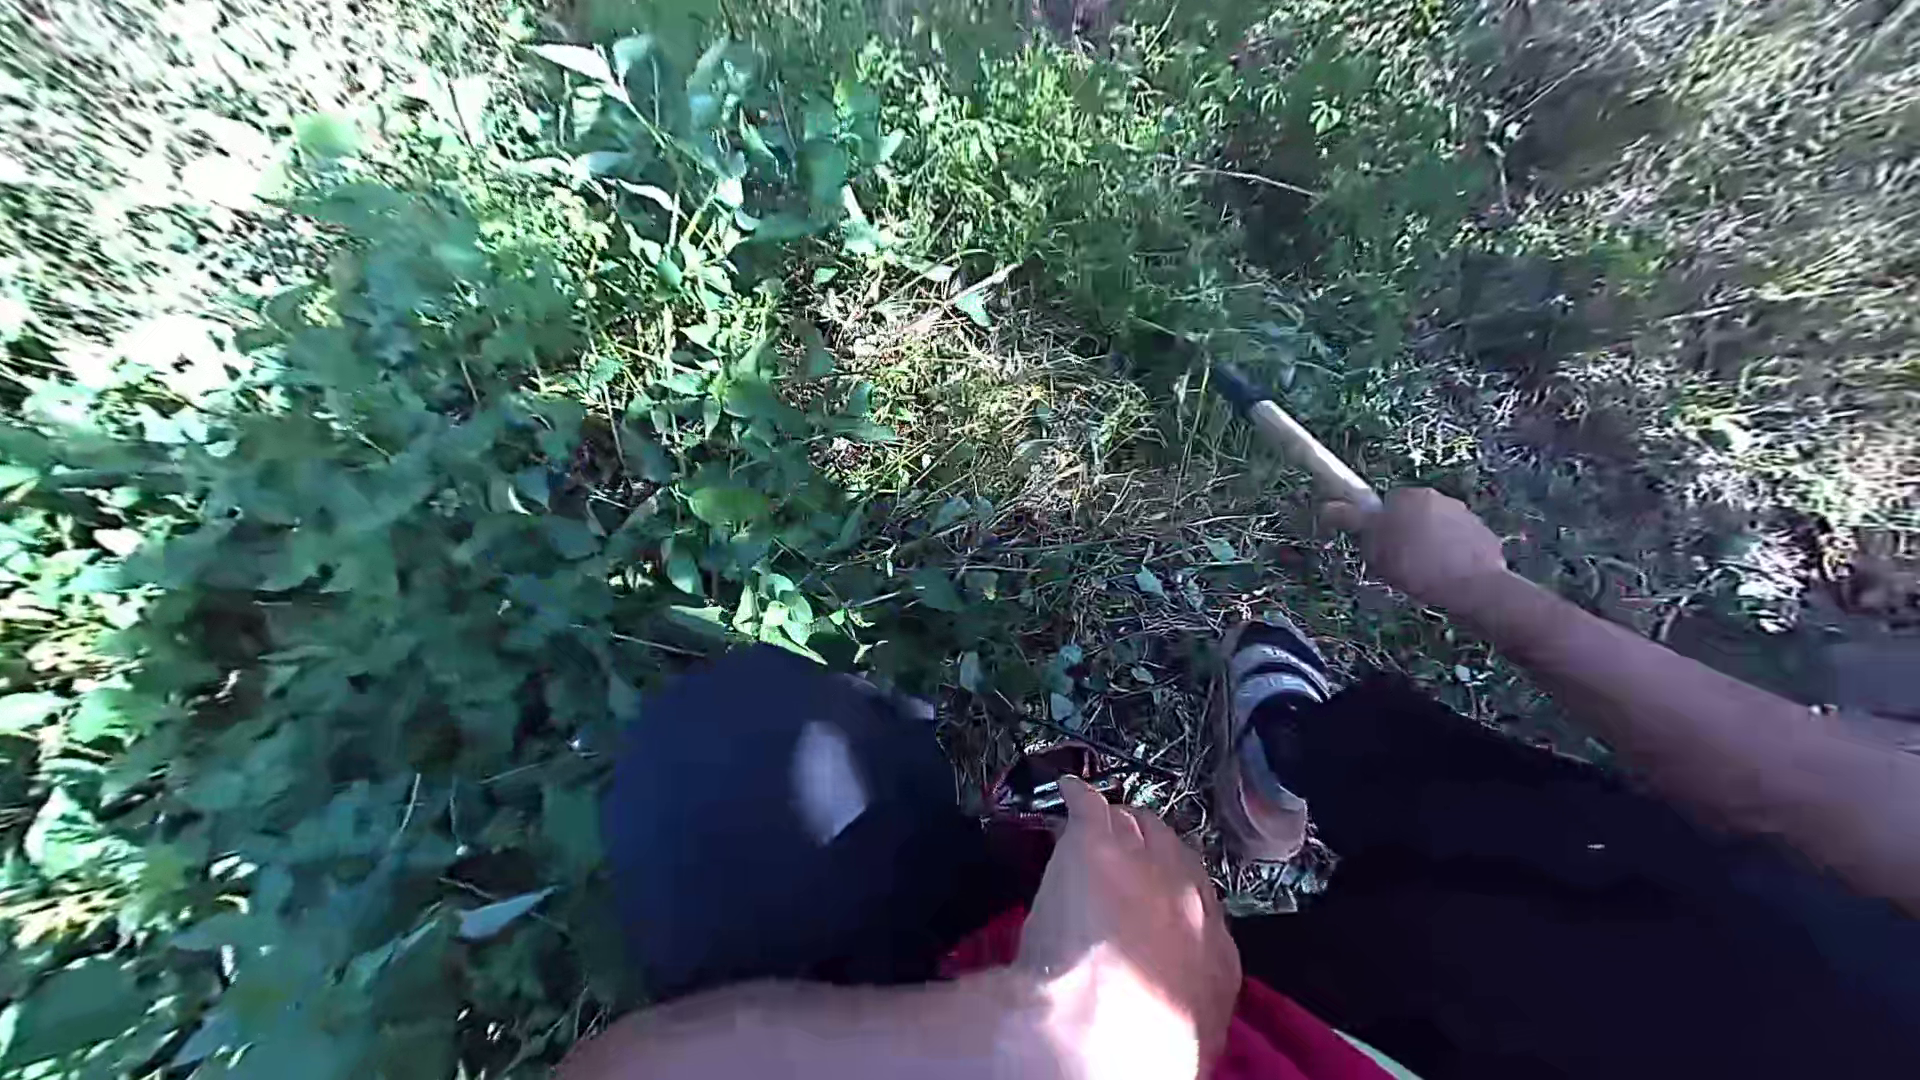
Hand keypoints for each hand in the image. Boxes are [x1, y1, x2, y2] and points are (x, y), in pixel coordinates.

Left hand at [1016, 776, 1240, 1079]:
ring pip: (1132, 824)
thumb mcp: (1184, 1042)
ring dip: (1116, 824)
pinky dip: (1078, 798)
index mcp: (1216, 951)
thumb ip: (1188, 1006)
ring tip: (1098, 823)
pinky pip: (1089, 806)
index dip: (1174, 893)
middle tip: (1125, 851)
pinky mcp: (1094, 844)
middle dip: (1151, 849)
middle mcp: (1186, 896)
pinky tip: (1069, 791)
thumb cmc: (1140, 1055)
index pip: (1202, 902)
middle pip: (1173, 852)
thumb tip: (1171, 1006)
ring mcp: (1139, 862)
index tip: (1154, 895)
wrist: (1095, 1032)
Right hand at [1324, 487, 1508, 608]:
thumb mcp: (1372, 546)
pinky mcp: (1486, 538)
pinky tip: (1441, 577)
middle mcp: (1442, 499)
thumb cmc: (1414, 564)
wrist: (1473, 588)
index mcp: (1410, 496)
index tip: (1376, 544)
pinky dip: (1449, 557)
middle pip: (1411, 514)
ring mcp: (1468, 517)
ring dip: (1426, 545)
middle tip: (1392, 560)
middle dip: (1402, 533)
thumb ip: (1349, 521)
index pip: (1385, 503)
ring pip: (1435, 530)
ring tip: (1418, 573)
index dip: (1377, 524)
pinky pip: (1457, 545)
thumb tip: (1328, 507)